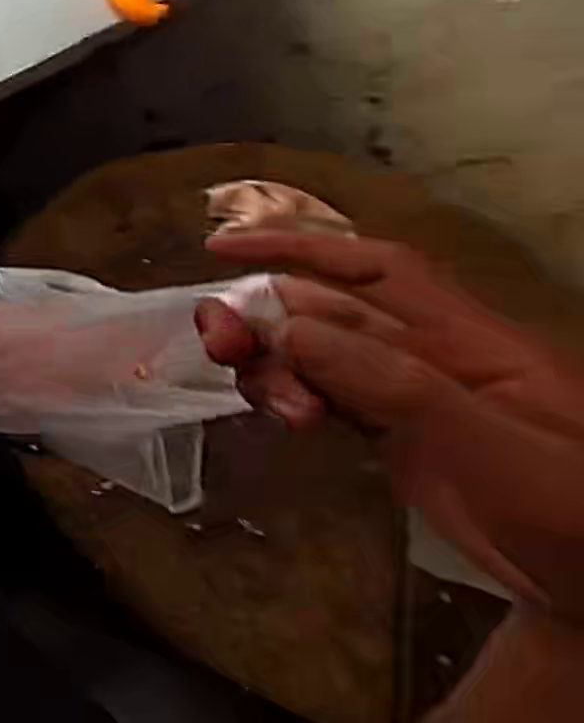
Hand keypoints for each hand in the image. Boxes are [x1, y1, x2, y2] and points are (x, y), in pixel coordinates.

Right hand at [195, 231, 583, 619]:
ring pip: (299, 352)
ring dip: (267, 368)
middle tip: (219, 348)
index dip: (296, 248)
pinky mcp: (379, 426)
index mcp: (469, 342)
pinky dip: (280, 395)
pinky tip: (288, 421)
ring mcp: (397, 391)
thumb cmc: (576, 519)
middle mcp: (424, 354)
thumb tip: (287, 330)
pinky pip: (306, 389)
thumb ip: (395, 386)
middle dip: (257, 321)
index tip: (218, 249)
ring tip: (279, 409)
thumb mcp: (496, 451)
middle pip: (315, 311)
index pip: (374, 268)